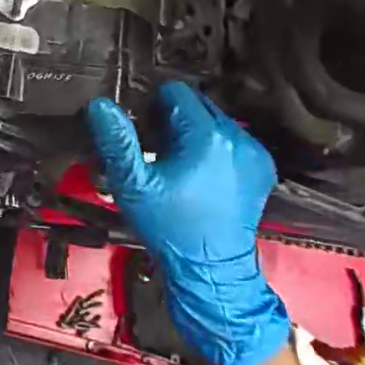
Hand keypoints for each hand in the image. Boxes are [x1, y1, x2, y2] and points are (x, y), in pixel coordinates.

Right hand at [86, 82, 289, 364]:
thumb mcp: (134, 186)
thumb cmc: (170, 228)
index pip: (176, 92)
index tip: (146, 133)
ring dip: (196, 133)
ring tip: (180, 165)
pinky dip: (216, 148)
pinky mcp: (263, 167)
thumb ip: (117, 142)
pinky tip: (203, 175)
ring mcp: (254, 151)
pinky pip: (233, 140)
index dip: (155, 107)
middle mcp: (237, 135)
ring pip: (215, 121)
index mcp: (207, 135)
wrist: (211, 271)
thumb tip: (101, 104)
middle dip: (175, 120)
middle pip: (198, 104)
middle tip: (159, 152)